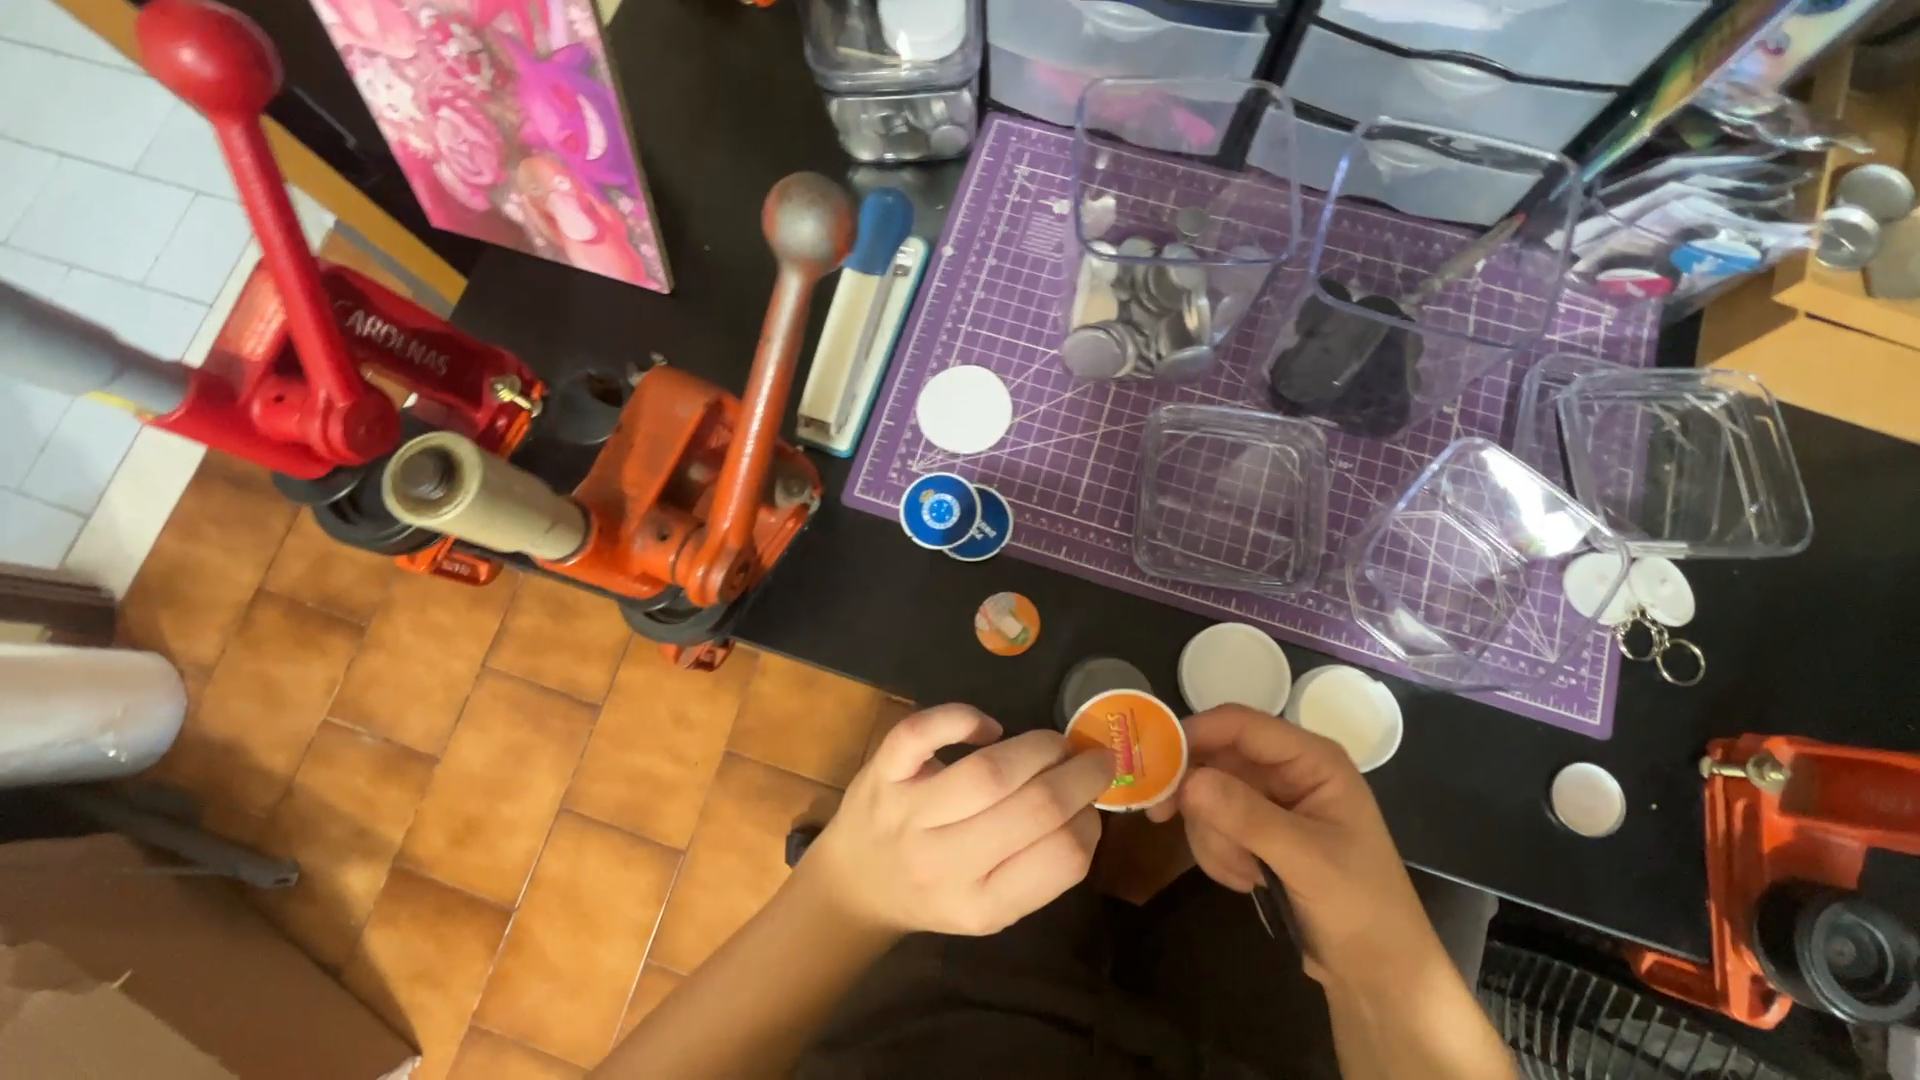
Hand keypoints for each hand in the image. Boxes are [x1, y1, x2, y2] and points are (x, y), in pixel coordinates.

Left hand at [801, 704, 1111, 936]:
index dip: (1090, 822)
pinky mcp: (881, 774)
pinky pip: (920, 734)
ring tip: (1056, 743)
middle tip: (1096, 758)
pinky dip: (961, 718)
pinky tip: (986, 727)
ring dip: (1037, 748)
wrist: (855, 887)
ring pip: (987, 773)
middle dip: (1079, 776)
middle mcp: (944, 864)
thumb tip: (1087, 803)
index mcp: (981, 905)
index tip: (1094, 804)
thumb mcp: (988, 903)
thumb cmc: (933, 893)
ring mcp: (908, 815)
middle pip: (1032, 809)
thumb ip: (1036, 863)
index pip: (1061, 858)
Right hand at [1147, 705, 1440, 983]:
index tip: (1154, 762)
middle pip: (1215, 758)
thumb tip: (1189, 781)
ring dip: (1212, 835)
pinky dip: (1217, 854)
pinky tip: (1247, 880)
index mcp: (1312, 760)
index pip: (1241, 725)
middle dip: (1196, 794)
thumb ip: (1248, 817)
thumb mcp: (1307, 859)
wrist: (1377, 970)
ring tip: (1245, 872)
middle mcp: (1286, 771)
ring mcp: (1268, 802)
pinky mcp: (1254, 832)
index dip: (1195, 734)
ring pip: (1206, 795)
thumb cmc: (1360, 906)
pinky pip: (1210, 826)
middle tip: (1162, 816)